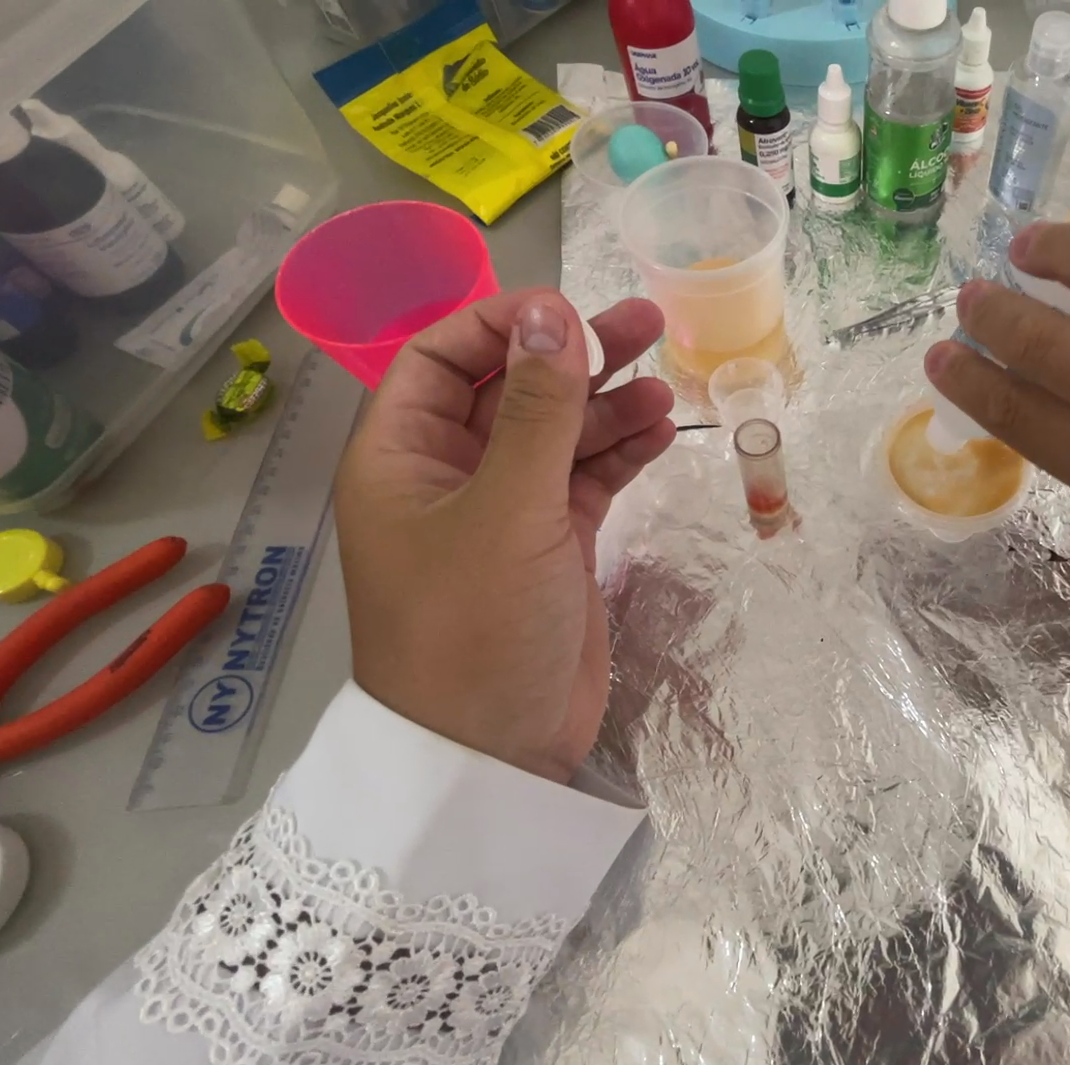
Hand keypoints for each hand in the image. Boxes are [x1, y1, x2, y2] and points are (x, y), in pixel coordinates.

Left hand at [335, 287, 676, 782]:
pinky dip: (621, 454)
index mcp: (403, 455)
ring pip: (560, 435)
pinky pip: (588, 479)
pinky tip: (659, 433)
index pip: (439, 358)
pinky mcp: (555, 543)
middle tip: (647, 325)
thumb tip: (553, 312)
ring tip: (667, 387)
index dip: (501, 326)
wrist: (497, 747)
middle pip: (512, 390)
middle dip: (574, 357)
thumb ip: (535, 410)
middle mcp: (453, 473)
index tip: (569, 312)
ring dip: (609, 407)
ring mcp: (509, 510)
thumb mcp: (507, 509)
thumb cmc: (476, 625)